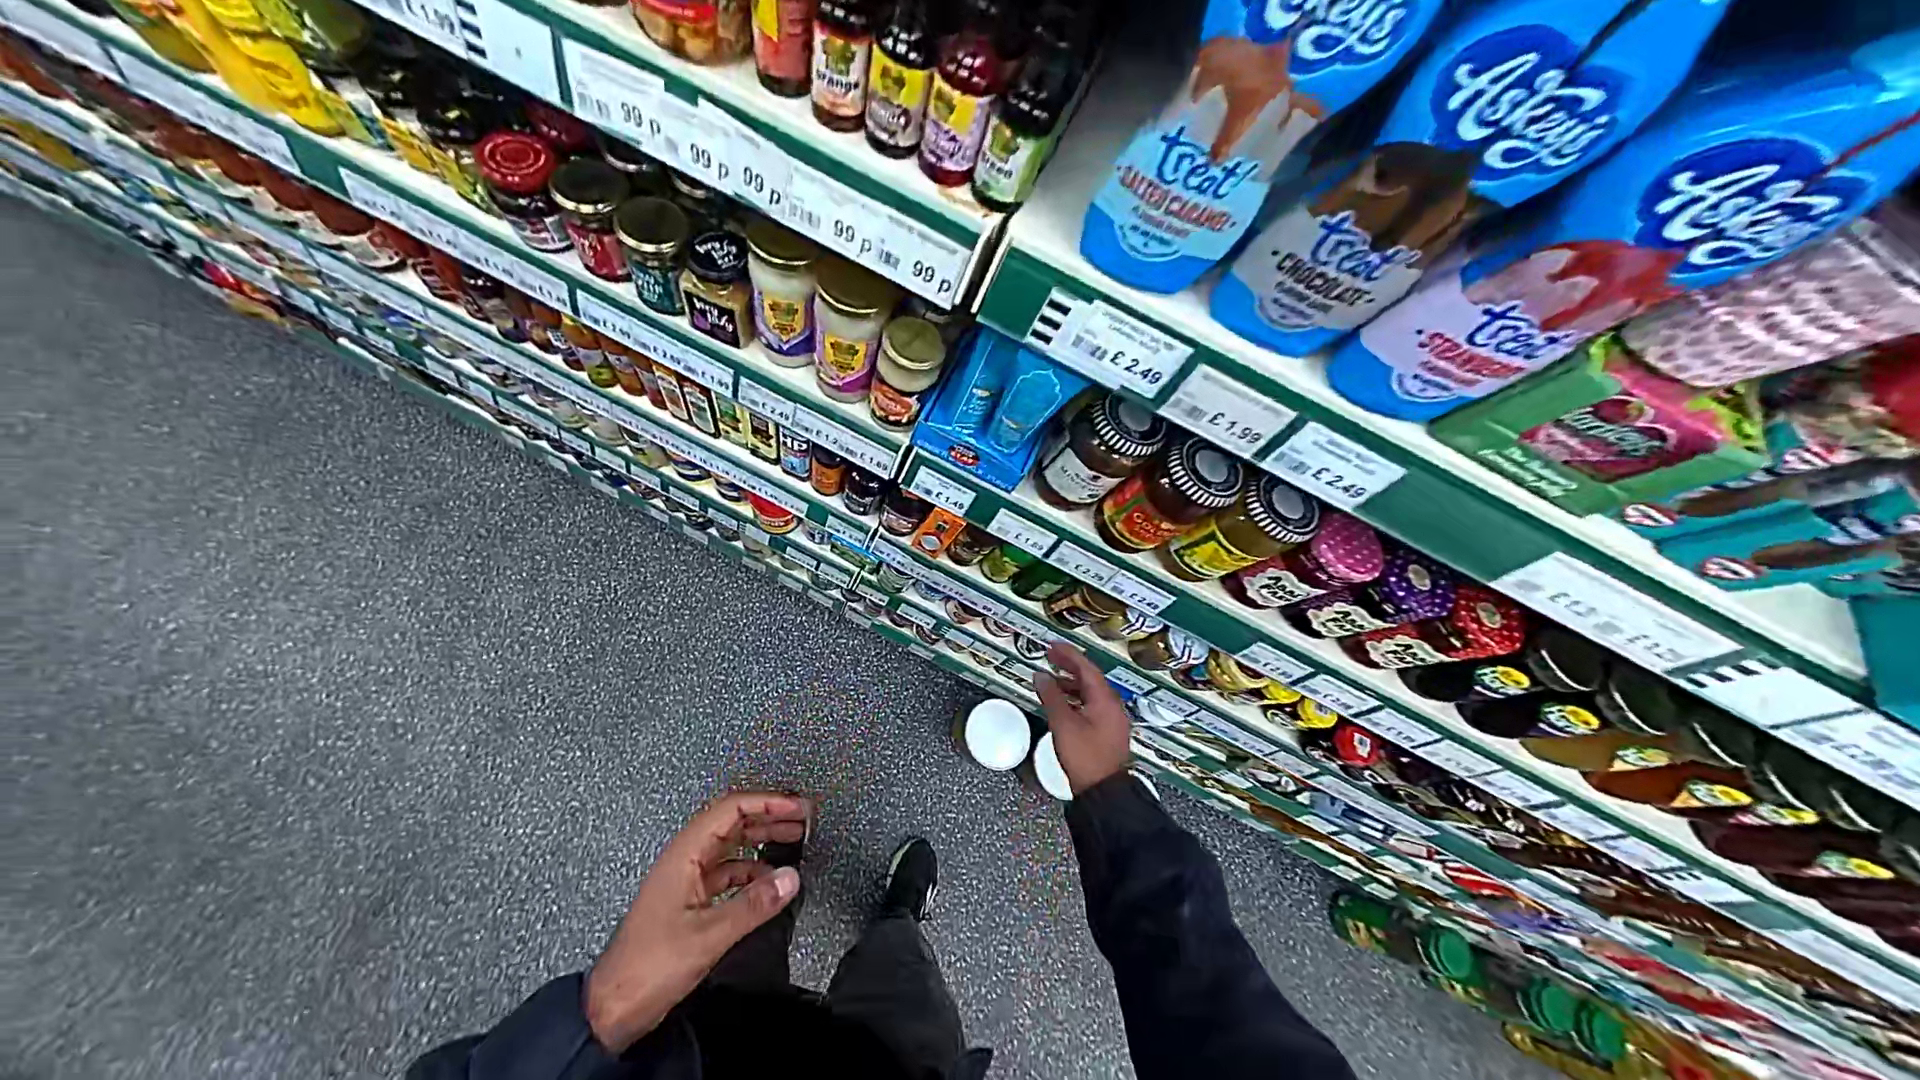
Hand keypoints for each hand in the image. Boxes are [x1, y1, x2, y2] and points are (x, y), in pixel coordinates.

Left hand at [583, 792, 809, 1051]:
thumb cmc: (646, 969)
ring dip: (762, 839)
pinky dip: (753, 870)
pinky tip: (768, 881)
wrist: (613, 1010)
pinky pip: (728, 871)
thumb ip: (754, 904)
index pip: (731, 808)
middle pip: (733, 822)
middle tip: (801, 816)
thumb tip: (789, 879)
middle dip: (769, 815)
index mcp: (684, 854)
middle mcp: (685, 860)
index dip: (767, 802)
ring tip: (791, 840)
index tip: (795, 806)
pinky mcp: (691, 900)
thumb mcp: (708, 934)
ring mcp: (687, 879)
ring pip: (732, 845)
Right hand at [1033, 643, 1132, 794]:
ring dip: (1071, 683)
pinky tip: (1062, 702)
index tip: (1053, 646)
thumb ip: (1050, 696)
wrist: (1102, 790)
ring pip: (1090, 692)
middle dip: (1069, 666)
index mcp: (1105, 700)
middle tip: (1051, 656)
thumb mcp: (1062, 723)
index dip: (1068, 654)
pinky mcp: (1106, 731)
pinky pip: (1091, 704)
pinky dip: (1075, 698)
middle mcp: (1112, 706)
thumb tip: (1041, 677)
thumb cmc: (1086, 758)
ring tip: (1052, 680)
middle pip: (1090, 678)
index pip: (1086, 667)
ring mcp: (1111, 719)